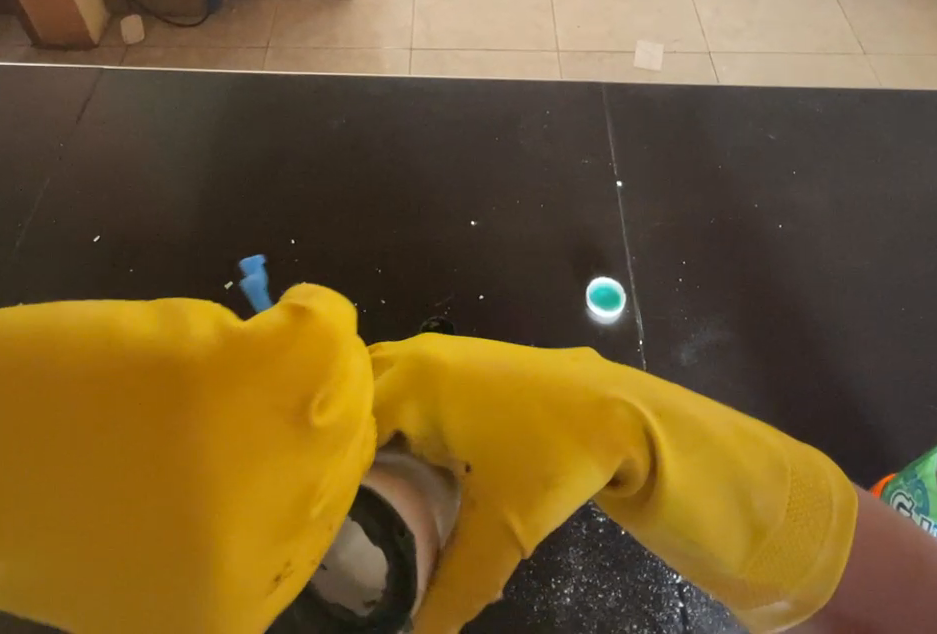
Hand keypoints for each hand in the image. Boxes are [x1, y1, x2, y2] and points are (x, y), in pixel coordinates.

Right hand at [370, 334, 858, 632]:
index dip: (325, 470)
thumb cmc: (554, 456)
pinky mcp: (455, 359)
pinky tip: (393, 457)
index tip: (317, 515)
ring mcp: (436, 352)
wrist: (618, 410)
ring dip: (362, 426)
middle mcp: (414, 355)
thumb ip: (455, 585)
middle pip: (349, 396)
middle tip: (325, 499)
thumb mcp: (504, 527)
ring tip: (351, 484)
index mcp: (411, 383)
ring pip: (374, 383)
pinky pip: (399, 380)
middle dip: (335, 443)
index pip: (341, 424)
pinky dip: (387, 413)